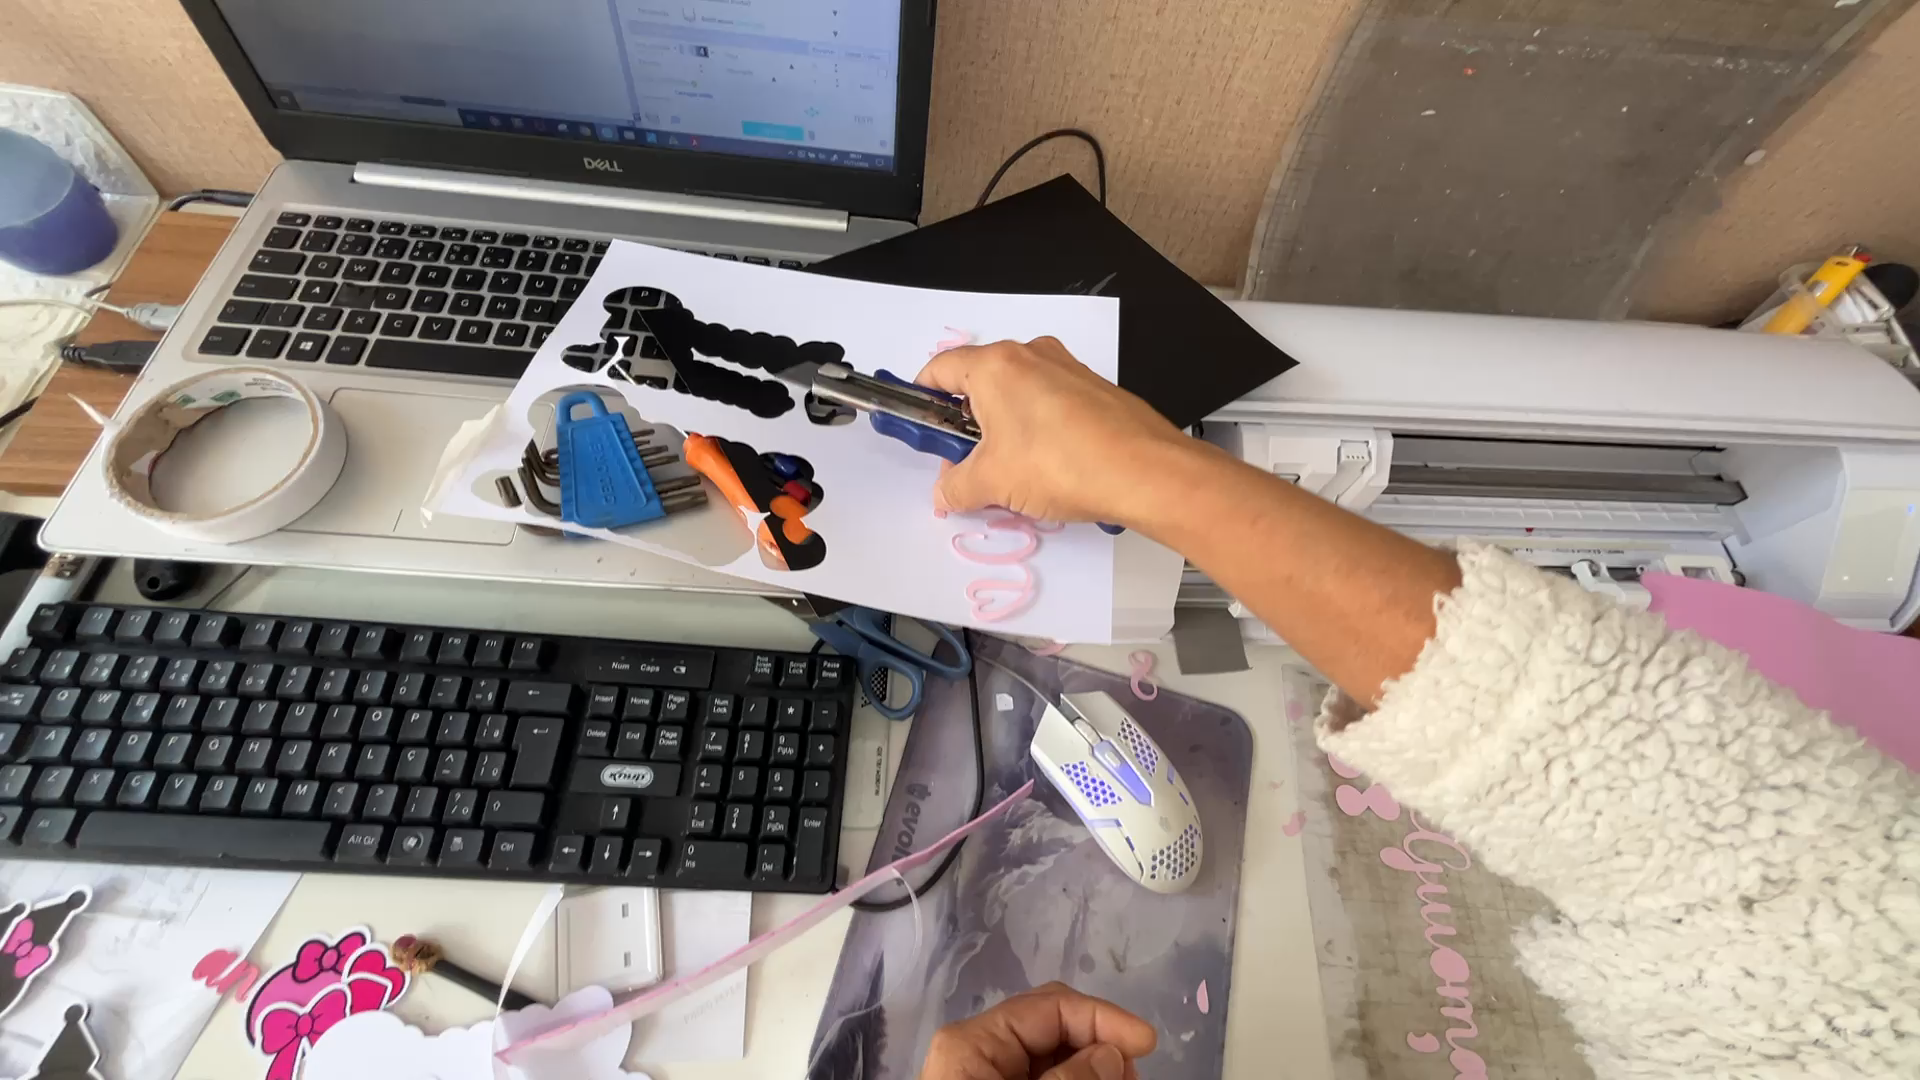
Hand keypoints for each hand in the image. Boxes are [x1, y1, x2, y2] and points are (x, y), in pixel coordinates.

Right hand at [916, 338, 1204, 528]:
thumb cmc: (1058, 465)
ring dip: (1003, 429)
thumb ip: (955, 487)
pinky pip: (1051, 405)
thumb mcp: (992, 483)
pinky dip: (1038, 430)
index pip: (941, 368)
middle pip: (980, 383)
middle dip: (967, 423)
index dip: (923, 397)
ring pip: (1018, 395)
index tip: (922, 425)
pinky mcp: (1095, 390)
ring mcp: (1068, 369)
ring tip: (1011, 473)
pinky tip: (1049, 468)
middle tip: (967, 464)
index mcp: (996, 366)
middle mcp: (1031, 356)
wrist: (1144, 472)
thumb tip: (944, 492)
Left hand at [917, 982, 1156, 1079]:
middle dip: (1100, 1044)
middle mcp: (979, 1052)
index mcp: (973, 1040)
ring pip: (1054, 1059)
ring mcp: (986, 1076)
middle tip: (1137, 1074)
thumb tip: (1113, 1050)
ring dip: (1093, 1067)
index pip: (1050, 1005)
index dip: (1103, 1017)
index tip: (1148, 1041)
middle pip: (1054, 1029)